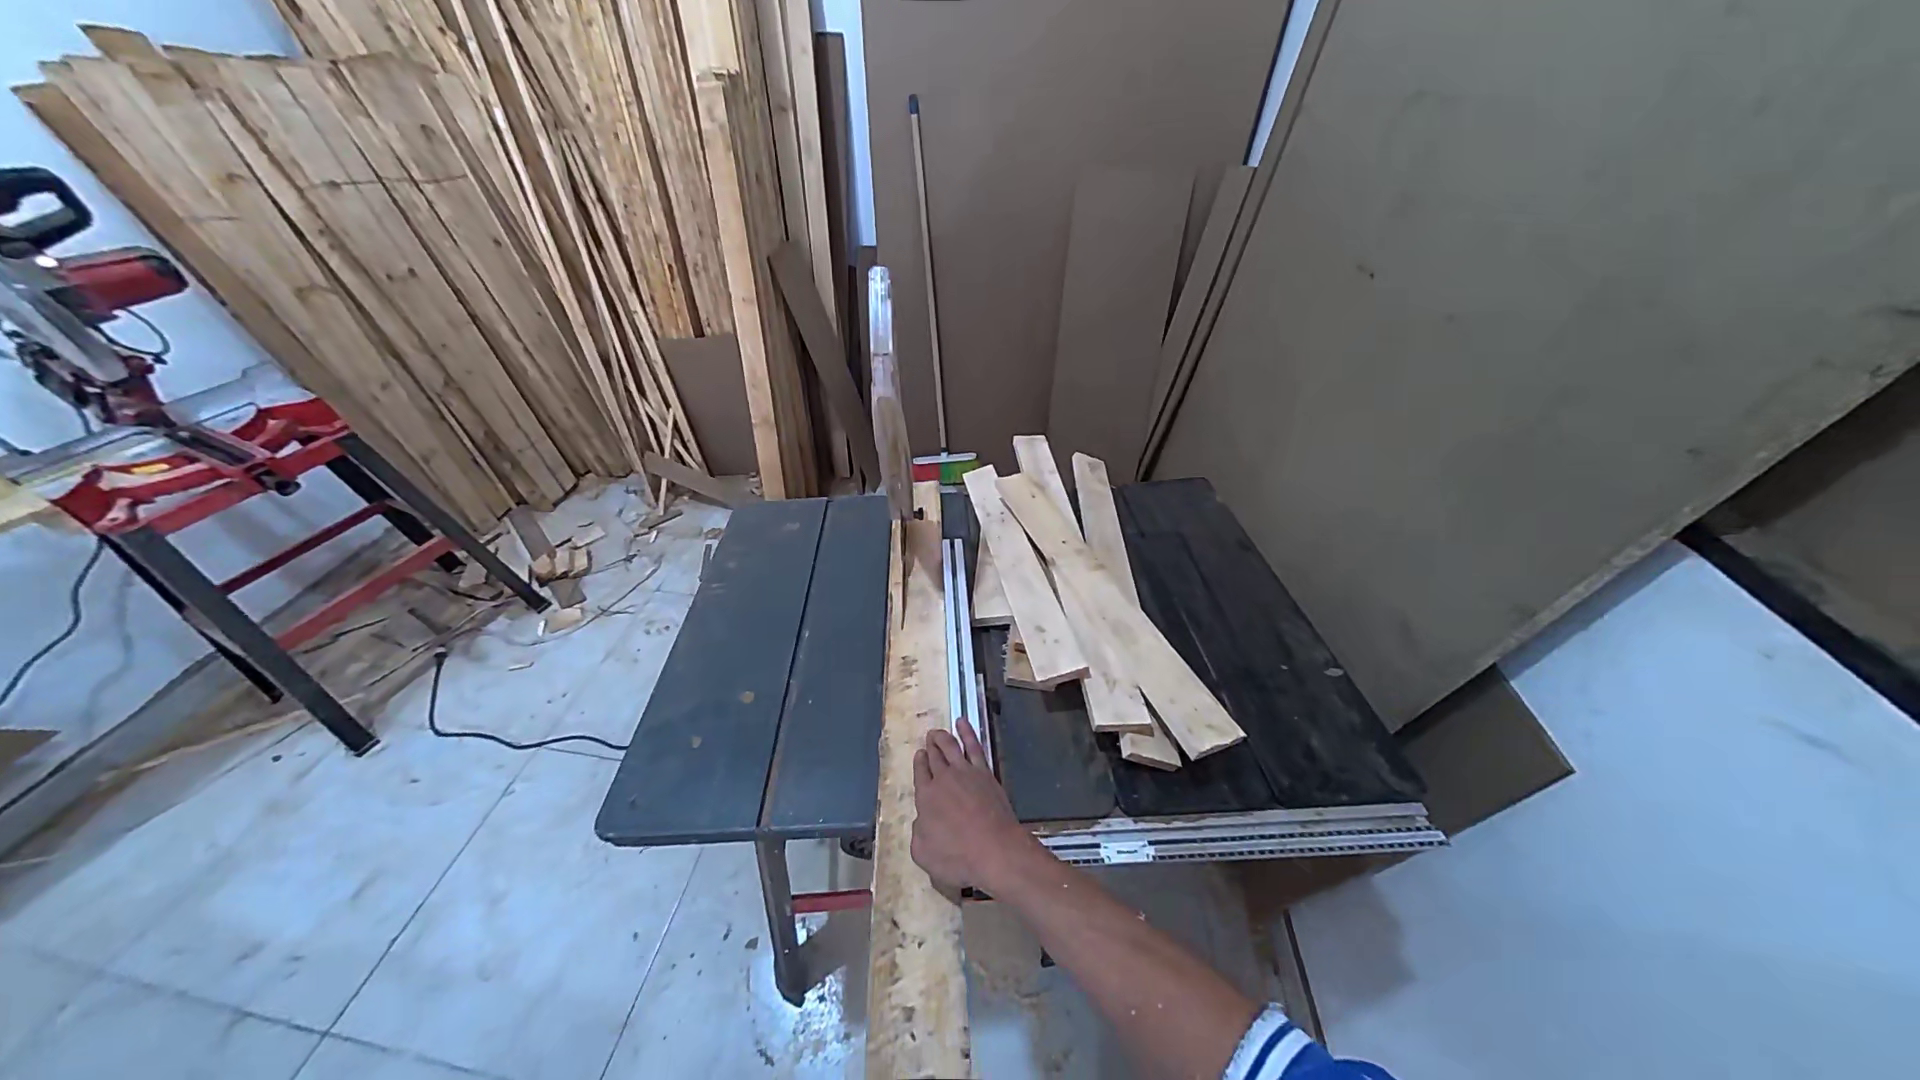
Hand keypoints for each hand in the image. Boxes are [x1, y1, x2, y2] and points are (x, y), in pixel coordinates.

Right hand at [911, 723, 1038, 891]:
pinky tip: (963, 723)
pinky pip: (974, 746)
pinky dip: (967, 732)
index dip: (919, 763)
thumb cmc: (958, 858)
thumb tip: (921, 820)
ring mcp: (966, 773)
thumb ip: (918, 833)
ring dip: (943, 737)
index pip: (920, 774)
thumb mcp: (924, 853)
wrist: (996, 850)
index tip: (919, 755)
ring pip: (951, 747)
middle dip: (930, 747)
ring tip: (938, 732)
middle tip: (928, 740)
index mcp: (926, 797)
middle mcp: (943, 779)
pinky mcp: (986, 773)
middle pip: (934, 757)